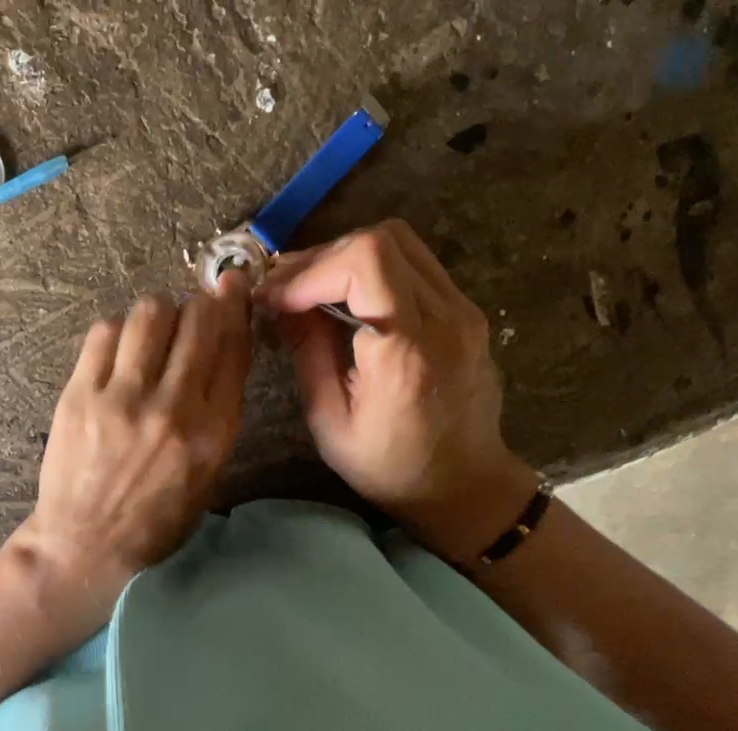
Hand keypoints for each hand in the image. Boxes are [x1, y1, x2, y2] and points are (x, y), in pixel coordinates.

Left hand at [5, 274, 253, 616]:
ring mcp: (122, 399)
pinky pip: (103, 333)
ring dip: (157, 313)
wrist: (85, 544)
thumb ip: (219, 413)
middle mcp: (173, 408)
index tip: (232, 287)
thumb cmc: (153, 520)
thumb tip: (225, 348)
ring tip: (151, 333)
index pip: (233, 346)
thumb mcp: (207, 474)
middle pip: (196, 319)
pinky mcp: (80, 395)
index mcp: (213, 432)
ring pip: (150, 313)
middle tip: (190, 312)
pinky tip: (117, 350)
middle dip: (199, 304)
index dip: (235, 307)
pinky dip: (116, 331)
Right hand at [256, 220, 537, 563]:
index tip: (274, 300)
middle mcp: (443, 317)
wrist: (463, 484)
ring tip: (308, 289)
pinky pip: (413, 264)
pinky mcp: (463, 310)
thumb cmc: (388, 467)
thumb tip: (283, 306)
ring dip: (344, 257)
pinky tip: (341, 298)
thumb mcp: (330, 422)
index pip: (362, 264)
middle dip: (321, 258)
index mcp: (404, 351)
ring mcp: (461, 308)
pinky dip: (369, 269)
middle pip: (381, 239)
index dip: (309, 271)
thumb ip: (309, 355)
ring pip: (400, 241)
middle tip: (283, 290)